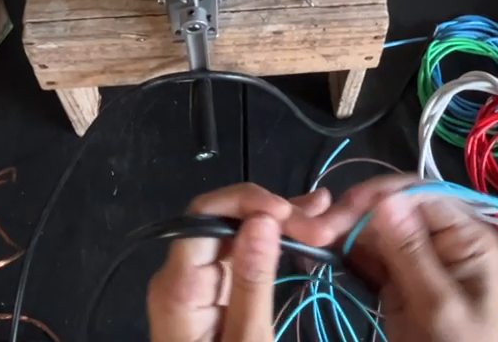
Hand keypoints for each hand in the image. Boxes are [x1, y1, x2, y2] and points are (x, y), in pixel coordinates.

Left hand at [146, 183, 334, 341]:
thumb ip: (252, 281)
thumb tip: (262, 218)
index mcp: (177, 286)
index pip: (203, 216)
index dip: (247, 202)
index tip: (290, 213)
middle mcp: (181, 276)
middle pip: (222, 220)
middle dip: (271, 211)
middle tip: (319, 220)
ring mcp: (198, 285)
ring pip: (236, 233)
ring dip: (278, 221)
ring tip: (320, 211)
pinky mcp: (215, 296)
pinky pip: (241, 255)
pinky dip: (272, 240)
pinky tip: (303, 226)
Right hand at [329, 178, 497, 341]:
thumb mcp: (440, 308)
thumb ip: (411, 253)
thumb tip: (384, 198)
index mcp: (465, 234)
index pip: (418, 195)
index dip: (379, 195)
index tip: (342, 208)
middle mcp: (441, 235)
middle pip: (392, 207)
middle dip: (354, 214)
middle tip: (316, 229)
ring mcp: (416, 256)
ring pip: (373, 227)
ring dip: (342, 229)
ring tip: (310, 237)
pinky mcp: (395, 277)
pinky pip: (366, 252)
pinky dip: (343, 250)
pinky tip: (319, 250)